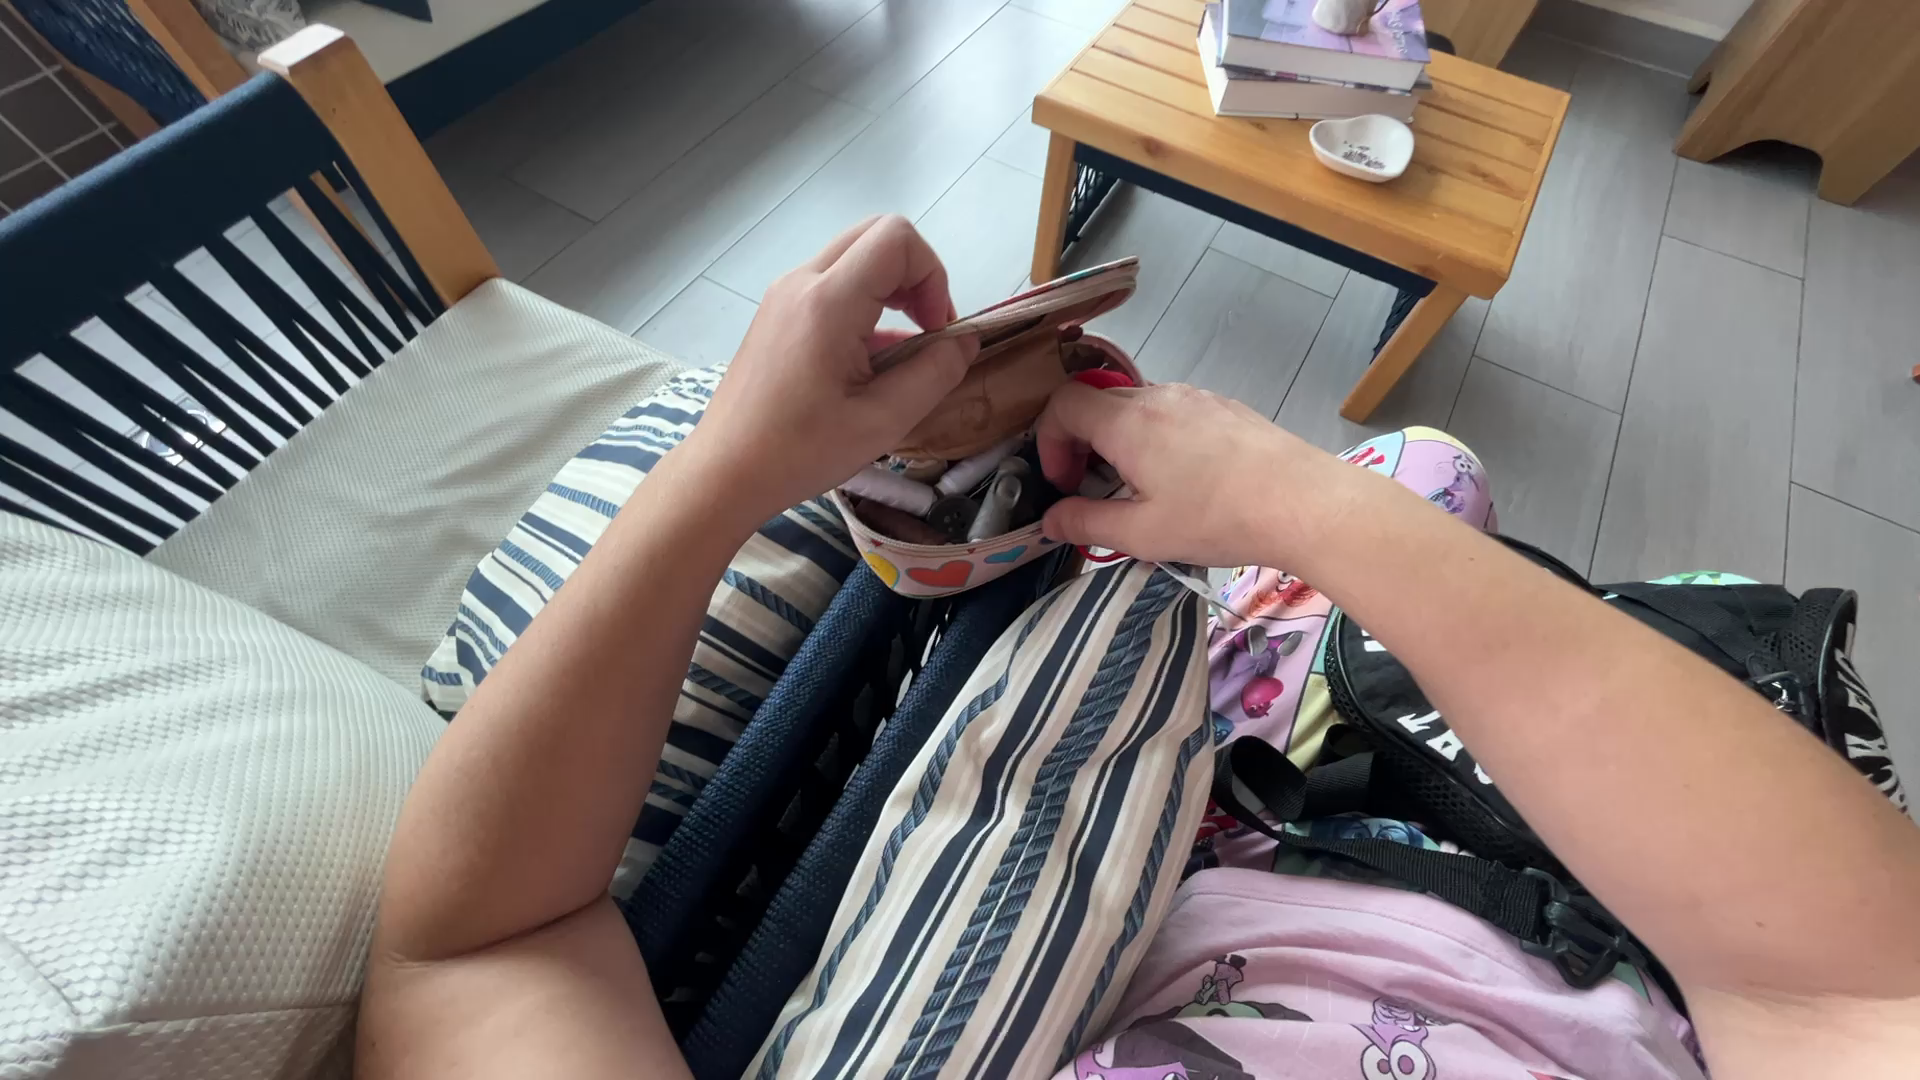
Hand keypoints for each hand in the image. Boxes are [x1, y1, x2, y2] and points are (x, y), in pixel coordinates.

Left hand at [674, 215, 978, 524]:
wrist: (726, 472)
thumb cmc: (801, 453)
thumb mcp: (883, 422)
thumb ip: (934, 374)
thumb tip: (964, 342)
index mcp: (828, 302)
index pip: (897, 239)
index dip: (933, 277)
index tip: (936, 332)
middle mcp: (802, 282)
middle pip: (876, 236)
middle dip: (916, 277)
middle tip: (927, 333)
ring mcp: (784, 295)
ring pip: (854, 260)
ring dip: (891, 292)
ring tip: (901, 354)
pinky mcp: (777, 314)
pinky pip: (832, 288)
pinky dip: (865, 309)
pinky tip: (869, 365)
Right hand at [1035, 382, 1361, 567]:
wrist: (1304, 503)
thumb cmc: (1216, 519)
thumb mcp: (1141, 534)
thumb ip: (1085, 524)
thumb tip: (1050, 520)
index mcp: (1127, 423)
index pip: (1063, 404)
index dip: (1049, 440)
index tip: (1063, 482)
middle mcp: (1156, 396)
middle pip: (1094, 400)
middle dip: (1078, 442)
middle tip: (1090, 487)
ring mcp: (1193, 396)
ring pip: (1132, 404)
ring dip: (1115, 439)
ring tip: (1134, 484)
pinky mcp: (1221, 406)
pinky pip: (1168, 410)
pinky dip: (1151, 435)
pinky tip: (1179, 475)